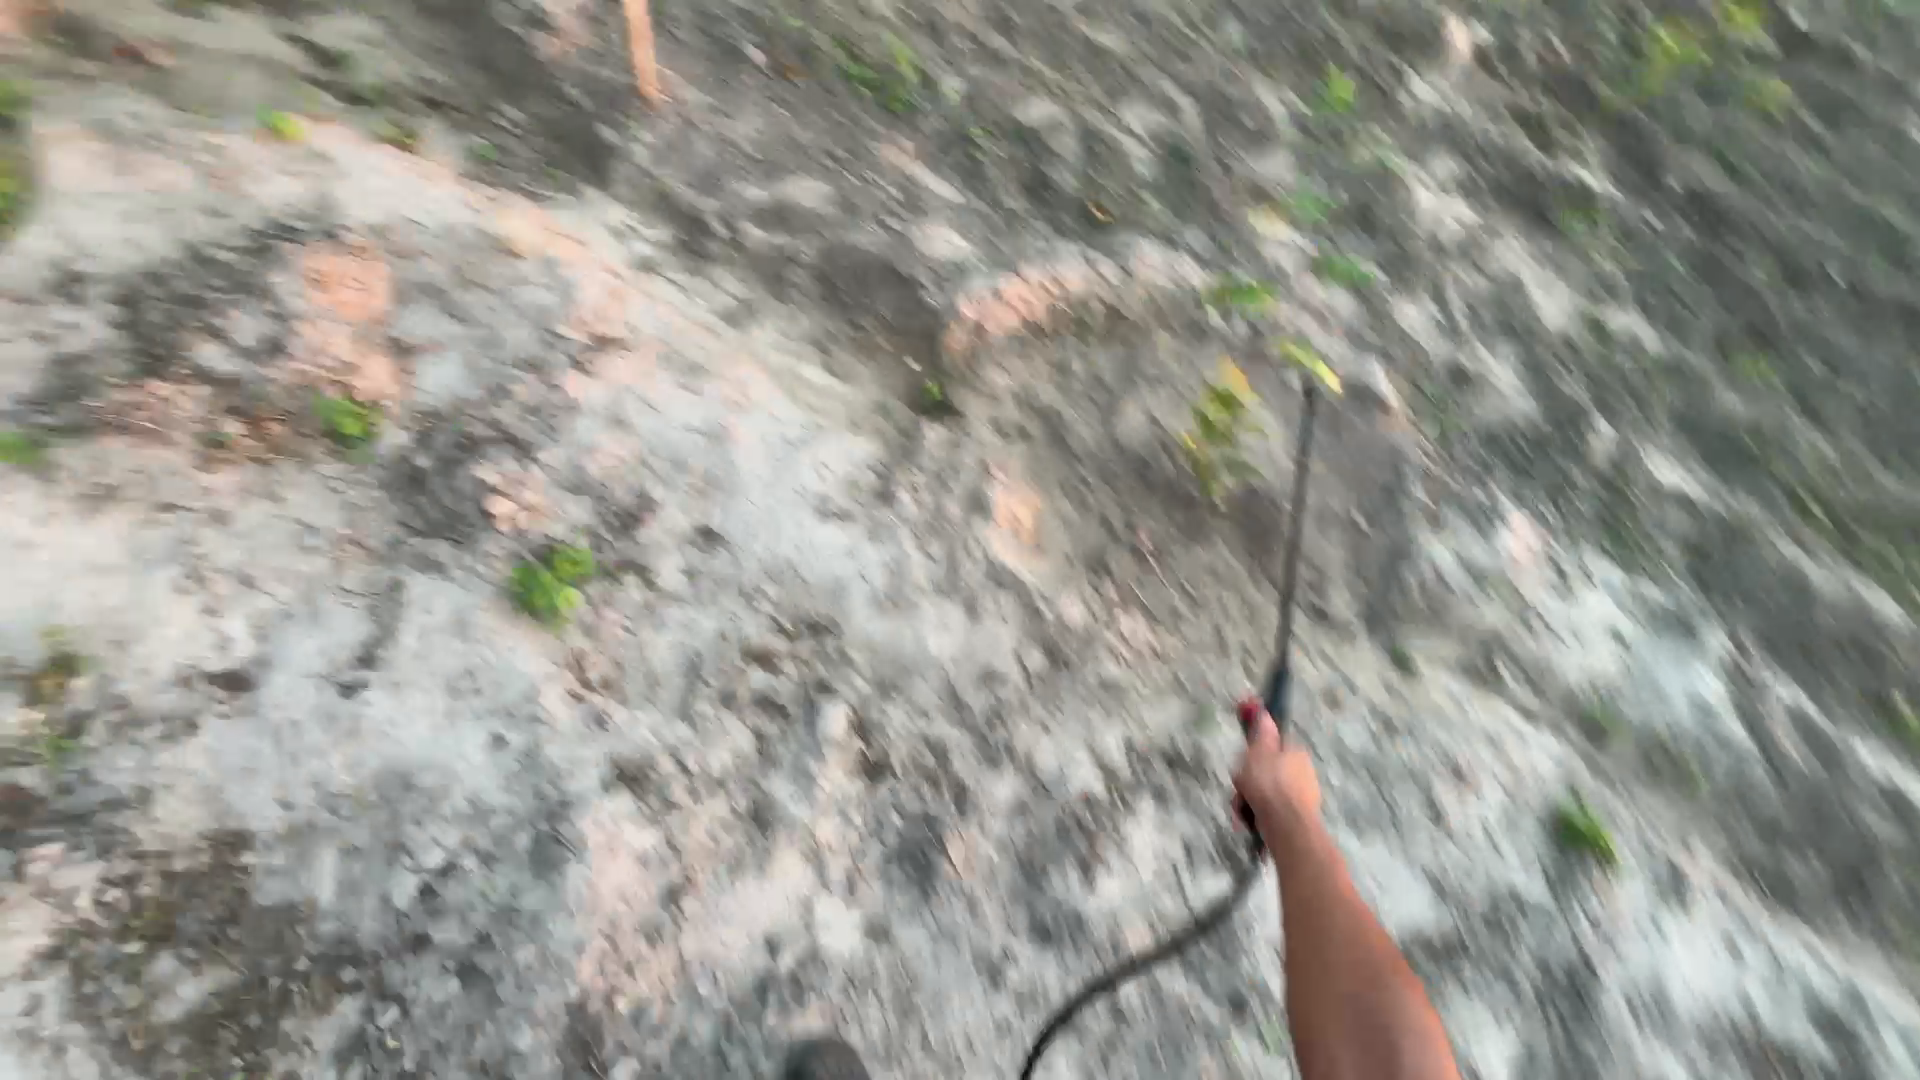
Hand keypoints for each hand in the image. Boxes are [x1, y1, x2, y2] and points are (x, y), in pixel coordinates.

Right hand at [1232, 704, 1320, 838]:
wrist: (1286, 825)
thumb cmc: (1269, 782)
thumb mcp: (1260, 749)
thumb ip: (1260, 730)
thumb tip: (1263, 709)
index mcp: (1295, 751)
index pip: (1272, 742)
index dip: (1255, 746)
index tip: (1242, 753)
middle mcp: (1301, 771)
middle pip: (1265, 767)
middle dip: (1247, 776)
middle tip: (1239, 782)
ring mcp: (1299, 795)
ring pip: (1263, 789)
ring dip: (1247, 795)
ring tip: (1241, 803)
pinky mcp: (1293, 815)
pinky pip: (1267, 807)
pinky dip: (1255, 811)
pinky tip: (1247, 816)